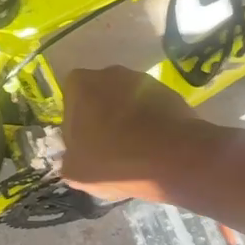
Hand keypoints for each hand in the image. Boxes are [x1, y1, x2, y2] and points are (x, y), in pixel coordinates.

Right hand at [60, 66, 216, 203]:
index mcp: (81, 85)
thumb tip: (76, 155)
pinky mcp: (171, 93)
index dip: (77, 123)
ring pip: (128, 102)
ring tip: (136, 151)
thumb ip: (69, 157)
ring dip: (129, 120)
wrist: (175, 159)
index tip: (85, 145)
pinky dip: (152, 124)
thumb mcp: (75, 171)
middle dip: (103, 117)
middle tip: (109, 148)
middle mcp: (110, 73)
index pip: (71, 100)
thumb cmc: (115, 161)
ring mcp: (144, 80)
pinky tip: (156, 148)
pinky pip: (153, 108)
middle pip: (101, 97)